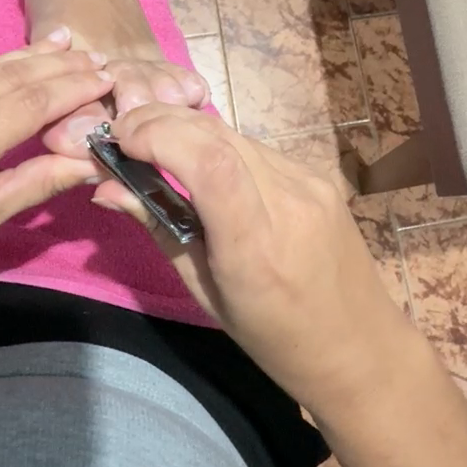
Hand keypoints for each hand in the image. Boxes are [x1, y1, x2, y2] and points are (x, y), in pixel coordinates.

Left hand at [0, 29, 112, 302]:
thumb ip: (43, 180)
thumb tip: (95, 158)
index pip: (27, 104)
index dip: (71, 88)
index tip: (107, 78)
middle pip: (7, 78)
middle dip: (56, 66)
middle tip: (97, 58)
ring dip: (28, 57)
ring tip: (67, 44)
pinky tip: (21, 60)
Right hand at [91, 105, 413, 408]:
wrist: (359, 345)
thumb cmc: (273, 338)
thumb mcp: (205, 293)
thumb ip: (160, 230)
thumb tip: (107, 185)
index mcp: (257, 246)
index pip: (212, 163)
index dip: (161, 137)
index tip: (120, 139)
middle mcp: (289, 202)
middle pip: (219, 135)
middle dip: (162, 121)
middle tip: (123, 130)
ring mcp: (311, 182)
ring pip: (236, 135)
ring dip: (187, 128)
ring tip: (151, 138)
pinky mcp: (320, 175)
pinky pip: (258, 149)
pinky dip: (219, 144)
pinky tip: (200, 158)